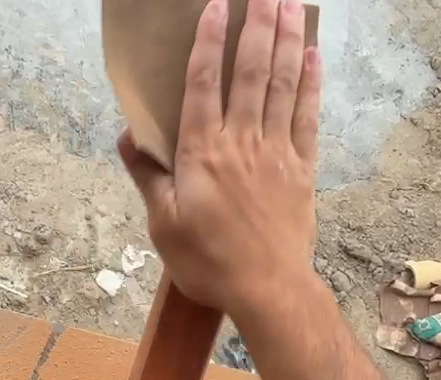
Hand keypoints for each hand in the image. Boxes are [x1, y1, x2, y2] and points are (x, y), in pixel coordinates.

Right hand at [118, 0, 322, 314]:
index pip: (204, 83)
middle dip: (257, 22)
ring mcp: (276, 153)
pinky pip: (308, 116)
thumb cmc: (209, 263)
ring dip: (287, 38)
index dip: (209, 40)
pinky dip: (310, 83)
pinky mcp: (302, 170)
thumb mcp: (164, 227)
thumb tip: (128, 137)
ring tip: (291, 2)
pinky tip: (312, 57)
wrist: (266, 290)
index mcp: (203, 154)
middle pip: (251, 70)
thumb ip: (148, 178)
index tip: (216, 4)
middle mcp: (242, 142)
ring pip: (283, 83)